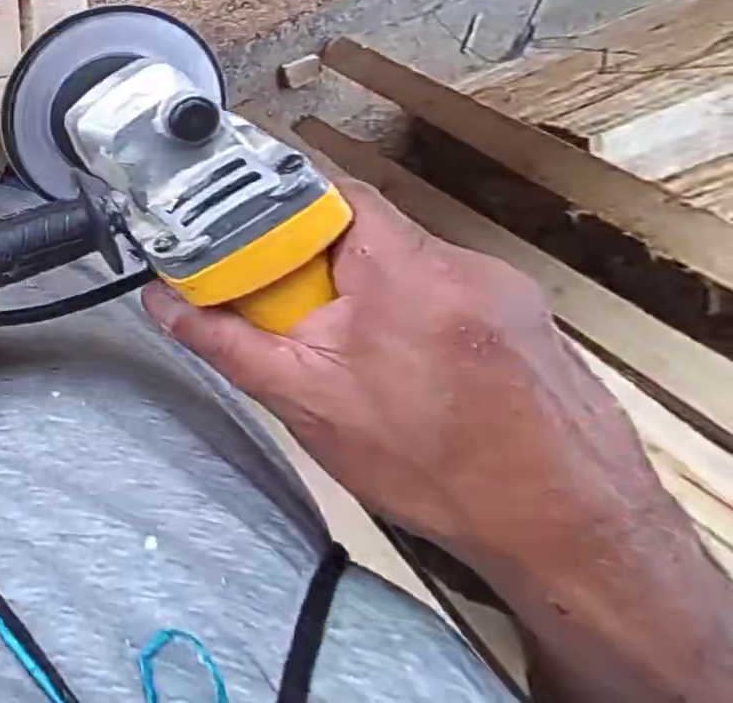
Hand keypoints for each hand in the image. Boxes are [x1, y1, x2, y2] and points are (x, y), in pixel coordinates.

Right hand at [140, 176, 663, 563]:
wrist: (573, 541)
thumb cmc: (437, 470)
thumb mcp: (301, 399)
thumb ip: (221, 339)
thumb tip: (160, 302)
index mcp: (410, 275)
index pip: (330, 191)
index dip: (270, 194)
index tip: (226, 215)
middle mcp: (465, 268)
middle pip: (354, 223)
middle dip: (296, 250)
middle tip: (260, 290)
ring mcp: (501, 290)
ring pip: (388, 254)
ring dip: (339, 279)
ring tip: (316, 331)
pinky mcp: (518, 317)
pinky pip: (426, 282)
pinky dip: (383, 300)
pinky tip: (373, 352)